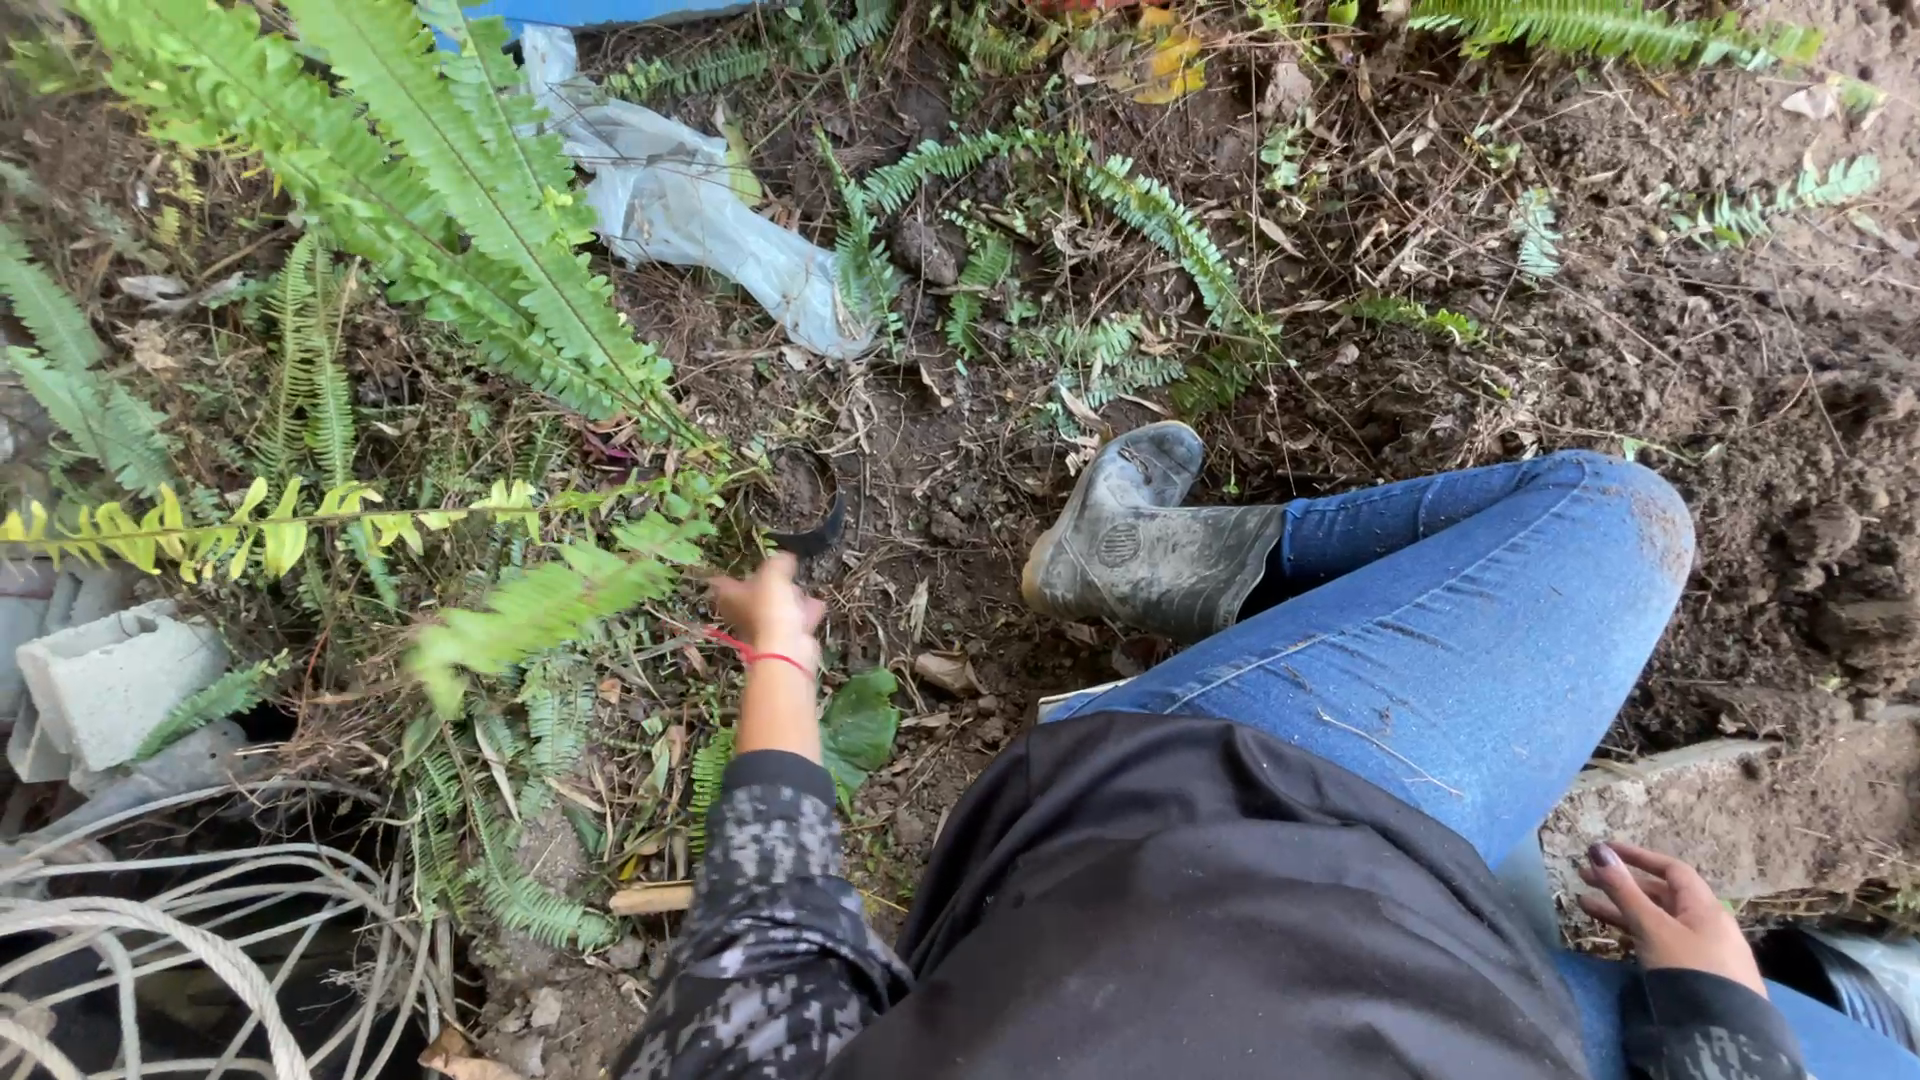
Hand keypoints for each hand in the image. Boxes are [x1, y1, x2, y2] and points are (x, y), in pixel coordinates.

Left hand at [707, 553, 825, 660]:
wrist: (787, 647)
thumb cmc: (771, 608)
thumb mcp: (774, 575)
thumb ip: (779, 562)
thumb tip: (785, 556)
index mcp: (732, 597)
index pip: (722, 583)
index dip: (728, 575)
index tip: (735, 568)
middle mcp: (744, 613)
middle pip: (751, 597)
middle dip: (764, 587)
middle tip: (775, 574)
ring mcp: (765, 628)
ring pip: (775, 609)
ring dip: (788, 599)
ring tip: (799, 588)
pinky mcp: (785, 637)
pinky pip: (795, 620)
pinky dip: (805, 612)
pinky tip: (816, 604)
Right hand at [1579, 841, 1766, 997]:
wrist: (1723, 1030)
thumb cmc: (1687, 966)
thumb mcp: (1650, 925)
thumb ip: (1623, 888)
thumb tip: (1598, 850)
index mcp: (1705, 907)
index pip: (1672, 869)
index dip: (1638, 856)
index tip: (1605, 850)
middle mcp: (1707, 922)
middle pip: (1661, 892)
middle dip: (1621, 882)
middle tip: (1584, 876)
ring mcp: (1702, 946)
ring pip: (1655, 915)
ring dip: (1620, 905)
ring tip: (1584, 902)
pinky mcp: (1694, 967)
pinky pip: (1658, 935)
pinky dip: (1632, 926)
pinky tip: (1608, 928)